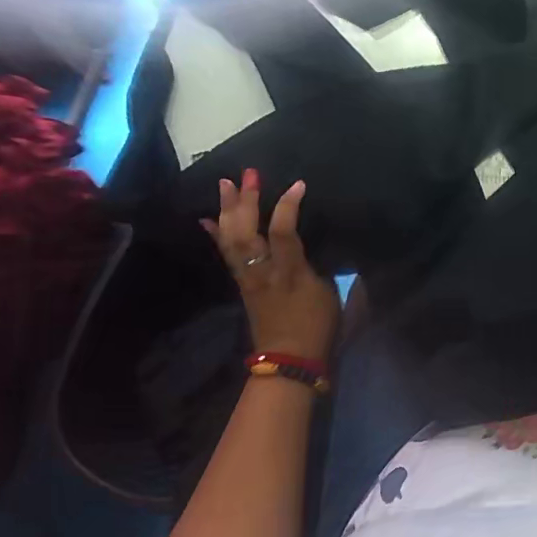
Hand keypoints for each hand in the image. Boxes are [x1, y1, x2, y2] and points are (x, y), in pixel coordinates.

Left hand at [201, 169, 339, 362]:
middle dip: (246, 201)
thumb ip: (319, 265)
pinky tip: (206, 220)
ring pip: (231, 240)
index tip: (297, 184)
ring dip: (227, 210)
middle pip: (246, 232)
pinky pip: (226, 256)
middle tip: (248, 174)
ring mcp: (249, 278)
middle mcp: (263, 272)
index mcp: (290, 273)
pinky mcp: (242, 285)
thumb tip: (315, 244)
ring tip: (225, 184)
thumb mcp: (330, 294)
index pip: (283, 232)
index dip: (288, 206)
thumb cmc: (318, 328)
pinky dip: (216, 236)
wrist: (290, 361)